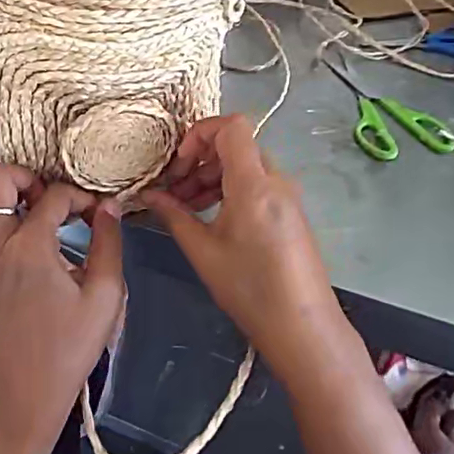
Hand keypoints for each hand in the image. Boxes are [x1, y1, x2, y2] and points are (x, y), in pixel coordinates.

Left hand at [0, 166, 124, 453]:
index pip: (54, 196)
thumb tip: (109, 207)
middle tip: (47, 196)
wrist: (25, 394)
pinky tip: (2, 234)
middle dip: (25, 176)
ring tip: (19, 205)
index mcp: (31, 247)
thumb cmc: (69, 348)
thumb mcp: (106, 296)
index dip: (80, 196)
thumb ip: (109, 244)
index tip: (96, 212)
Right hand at [139, 116, 347, 377]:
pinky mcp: (290, 210)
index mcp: (254, 183)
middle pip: (235, 145)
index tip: (179, 164)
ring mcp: (287, 194)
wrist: (304, 328)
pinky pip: (256, 183)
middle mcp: (275, 179)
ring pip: (244, 164)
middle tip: (174, 190)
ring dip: (212, 176)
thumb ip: (174, 216)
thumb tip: (149, 195)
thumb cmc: (250, 289)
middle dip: (200, 160)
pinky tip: (210, 217)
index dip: (199, 133)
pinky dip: (229, 188)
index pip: (232, 126)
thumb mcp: (203, 251)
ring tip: (186, 206)